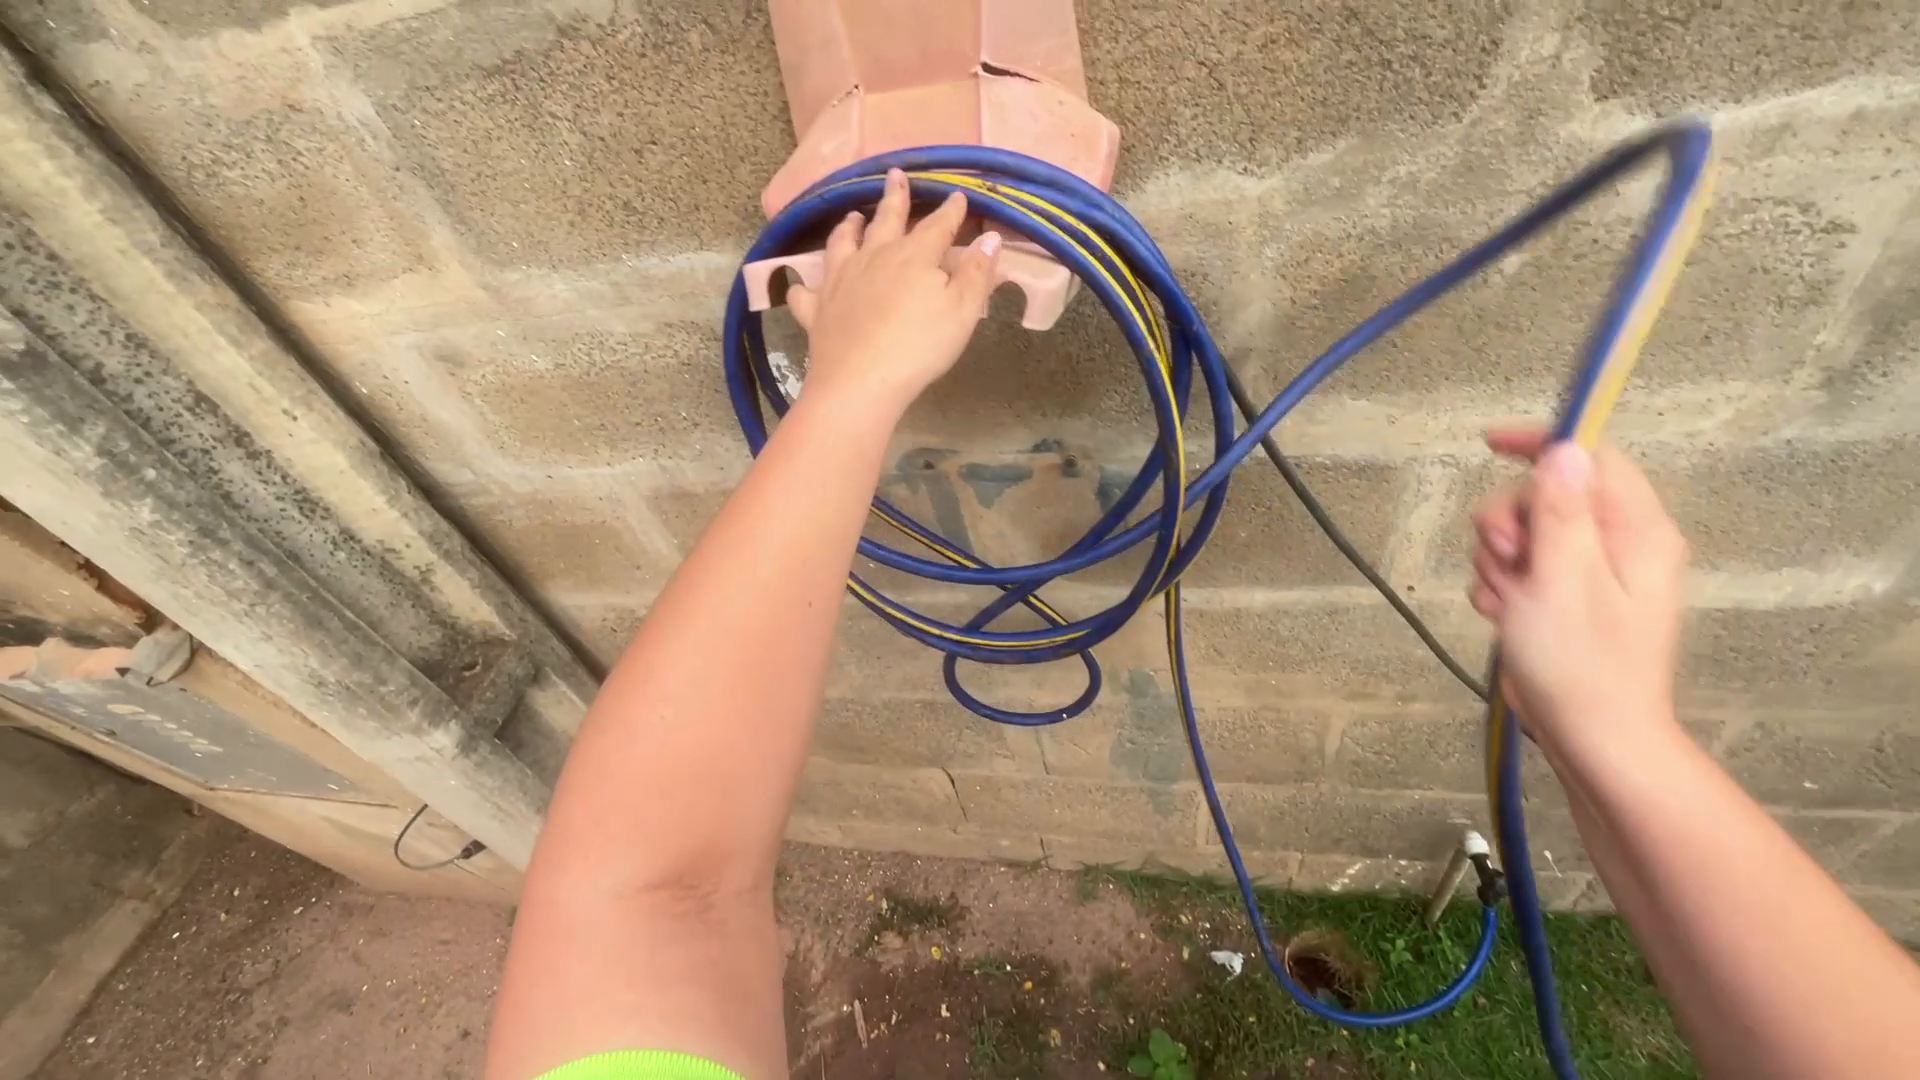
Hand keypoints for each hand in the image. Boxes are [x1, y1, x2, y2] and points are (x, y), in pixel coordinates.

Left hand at [787, 168, 1000, 414]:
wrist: (861, 380)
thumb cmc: (920, 347)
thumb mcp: (962, 312)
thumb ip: (976, 273)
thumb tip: (991, 237)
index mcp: (914, 256)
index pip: (938, 225)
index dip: (951, 211)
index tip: (958, 196)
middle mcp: (873, 257)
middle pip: (885, 220)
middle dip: (894, 197)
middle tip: (895, 175)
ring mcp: (839, 281)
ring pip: (842, 244)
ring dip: (848, 228)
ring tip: (851, 217)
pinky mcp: (817, 309)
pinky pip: (806, 293)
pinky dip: (804, 287)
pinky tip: (801, 286)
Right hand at [1468, 427, 1688, 752]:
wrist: (1590, 734)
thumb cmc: (1580, 662)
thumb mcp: (1562, 581)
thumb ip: (1561, 513)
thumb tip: (1564, 450)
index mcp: (1635, 531)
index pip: (1591, 458)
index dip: (1542, 444)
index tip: (1488, 444)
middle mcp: (1615, 543)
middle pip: (1542, 495)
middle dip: (1506, 523)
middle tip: (1506, 561)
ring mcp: (1586, 570)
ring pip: (1520, 532)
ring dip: (1497, 560)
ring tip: (1506, 601)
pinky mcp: (1559, 594)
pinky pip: (1514, 565)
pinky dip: (1498, 584)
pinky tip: (1501, 613)